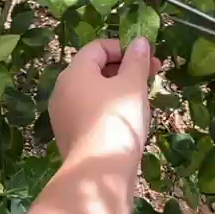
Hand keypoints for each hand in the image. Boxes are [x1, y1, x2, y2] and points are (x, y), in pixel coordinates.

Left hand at [49, 37, 156, 158]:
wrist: (99, 172)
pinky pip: (90, 112)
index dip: (124, 48)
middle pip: (94, 69)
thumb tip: (138, 41)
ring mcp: (63, 114)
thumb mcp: (132, 85)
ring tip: (142, 99)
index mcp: (74, 72)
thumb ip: (136, 61)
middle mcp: (62, 90)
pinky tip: (128, 121)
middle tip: (151, 76)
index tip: (148, 58)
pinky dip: (108, 109)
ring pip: (93, 92)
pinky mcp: (69, 135)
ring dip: (118, 89)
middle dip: (124, 69)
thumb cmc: (117, 120)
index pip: (98, 47)